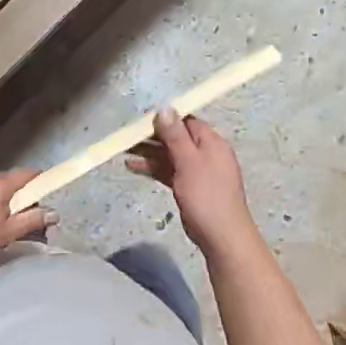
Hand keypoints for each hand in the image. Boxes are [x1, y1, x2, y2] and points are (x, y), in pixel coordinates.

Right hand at [125, 109, 259, 255]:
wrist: (221, 236)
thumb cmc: (206, 195)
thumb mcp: (189, 161)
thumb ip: (176, 136)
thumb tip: (165, 108)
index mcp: (212, 142)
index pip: (186, 121)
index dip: (165, 118)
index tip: (141, 119)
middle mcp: (207, 153)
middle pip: (177, 138)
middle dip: (153, 137)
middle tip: (126, 136)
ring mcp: (198, 171)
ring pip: (171, 156)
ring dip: (150, 153)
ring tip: (124, 151)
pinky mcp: (190, 188)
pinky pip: (170, 171)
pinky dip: (154, 168)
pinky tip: (134, 168)